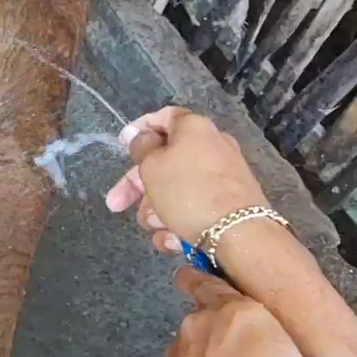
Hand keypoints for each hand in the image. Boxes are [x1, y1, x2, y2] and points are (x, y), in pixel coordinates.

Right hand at [105, 108, 269, 251]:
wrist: (240, 234)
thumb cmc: (188, 191)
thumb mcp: (152, 165)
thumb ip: (140, 146)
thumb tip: (139, 134)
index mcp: (194, 128)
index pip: (163, 116)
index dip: (140, 127)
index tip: (122, 143)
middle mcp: (210, 147)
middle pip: (162, 161)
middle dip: (137, 187)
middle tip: (116, 204)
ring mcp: (220, 177)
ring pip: (173, 189)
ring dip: (155, 210)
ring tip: (157, 226)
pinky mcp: (226, 205)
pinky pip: (191, 208)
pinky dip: (177, 223)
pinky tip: (173, 240)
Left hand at [150, 267, 329, 356]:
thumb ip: (282, 351)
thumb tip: (267, 351)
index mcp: (239, 312)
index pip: (211, 282)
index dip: (212, 288)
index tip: (218, 294)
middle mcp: (199, 324)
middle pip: (206, 317)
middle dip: (222, 334)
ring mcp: (175, 355)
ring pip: (195, 349)